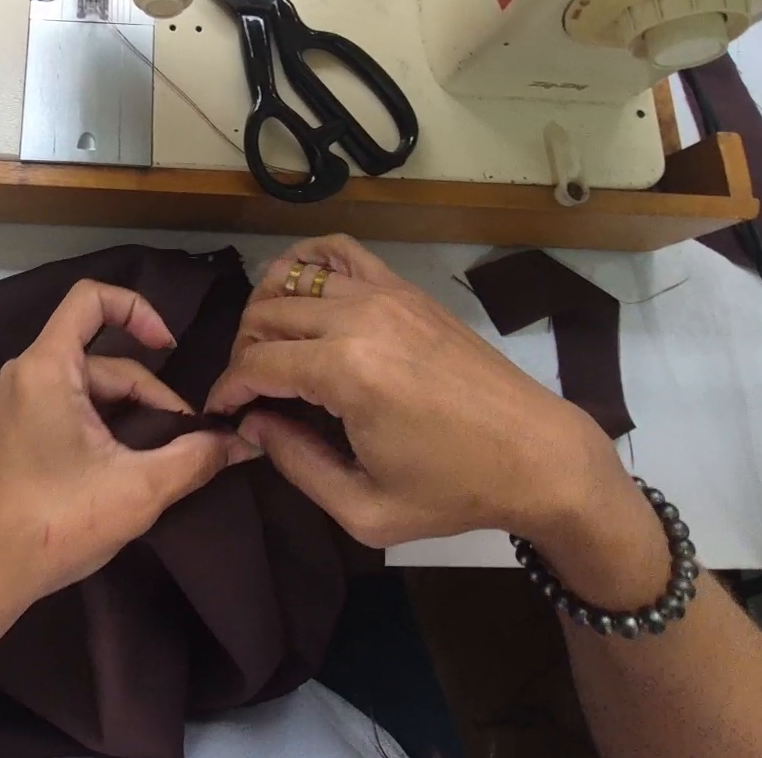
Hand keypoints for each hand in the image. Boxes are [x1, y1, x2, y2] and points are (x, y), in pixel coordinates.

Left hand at [0, 279, 257, 623]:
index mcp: (47, 368)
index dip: (138, 309)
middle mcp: (27, 372)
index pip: (91, 298)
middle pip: (103, 358)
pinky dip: (107, 424)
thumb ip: (196, 458)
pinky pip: (73, 405)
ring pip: (92, 387)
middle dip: (151, 394)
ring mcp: (20, 400)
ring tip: (164, 459)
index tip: (170, 347)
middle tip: (187, 440)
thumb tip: (243, 442)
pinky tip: (129, 463)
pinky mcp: (19, 427)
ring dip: (133, 415)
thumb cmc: (56, 524)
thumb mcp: (138, 490)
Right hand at [206, 236, 667, 608]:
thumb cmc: (454, 490)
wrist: (541, 456)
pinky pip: (337, 251)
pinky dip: (306, 262)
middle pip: (263, 316)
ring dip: (265, 312)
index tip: (221, 414)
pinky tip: (303, 293)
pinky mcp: (403, 286)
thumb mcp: (364, 509)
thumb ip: (294, 463)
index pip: (254, 365)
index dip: (227, 390)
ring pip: (289, 279)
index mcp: (345, 371)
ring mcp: (382, 293)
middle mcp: (357, 318)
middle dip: (241, 355)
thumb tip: (253, 424)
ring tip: (272, 348)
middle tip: (250, 391)